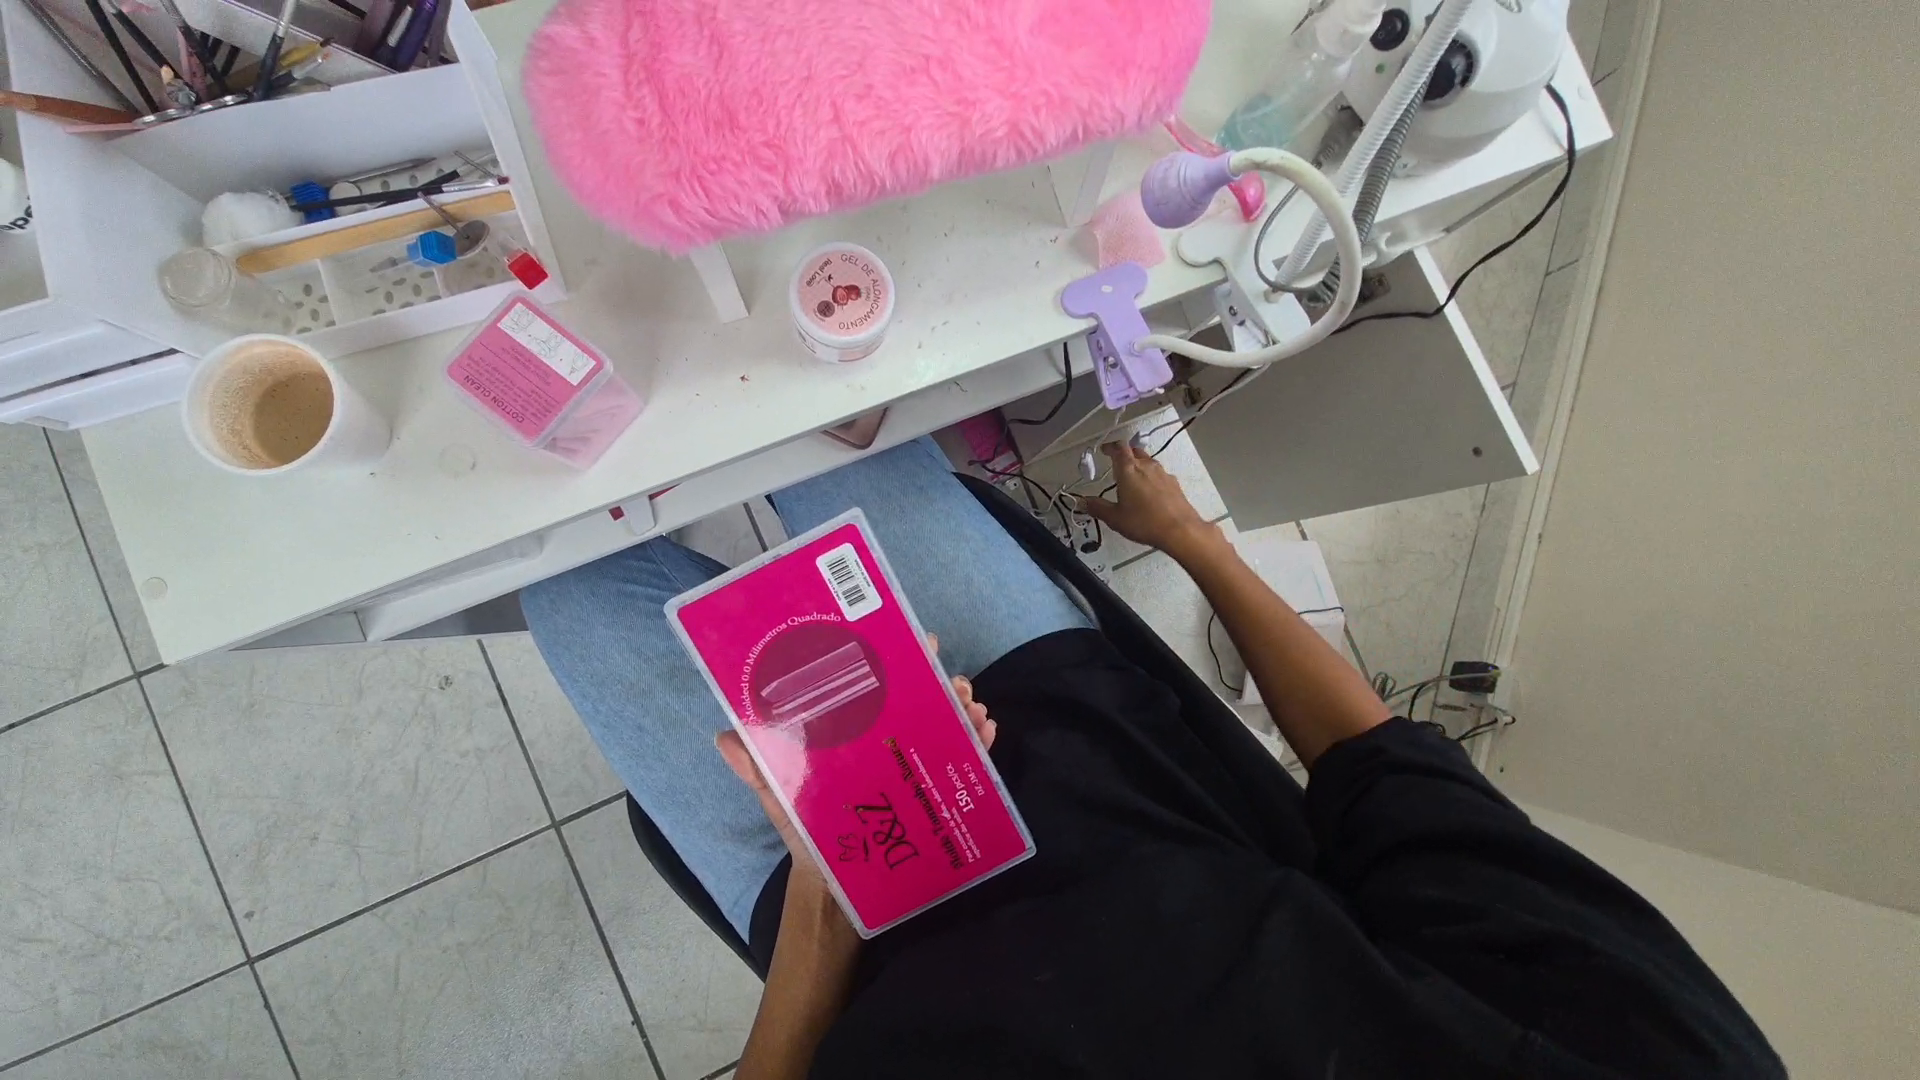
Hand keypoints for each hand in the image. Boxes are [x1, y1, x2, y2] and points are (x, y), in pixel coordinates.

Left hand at [716, 633, 994, 867]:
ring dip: (964, 710)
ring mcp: (914, 766)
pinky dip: (978, 744)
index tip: (924, 643)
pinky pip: (962, 763)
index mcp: (856, 734)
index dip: (903, 661)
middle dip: (943, 684)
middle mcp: (889, 742)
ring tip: (975, 709)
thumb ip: (759, 768)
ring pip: (947, 726)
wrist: (836, 891)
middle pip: (922, 701)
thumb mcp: (782, 798)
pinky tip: (988, 733)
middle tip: (957, 684)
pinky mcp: (934, 794)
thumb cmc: (809, 836)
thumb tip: (725, 735)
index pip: (880, 687)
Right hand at [1080, 441, 1216, 555]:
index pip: (1118, 448)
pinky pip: (1159, 474)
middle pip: (1134, 451)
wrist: (1179, 530)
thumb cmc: (1144, 522)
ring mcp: (1163, 473)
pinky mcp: (1174, 483)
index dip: (1110, 447)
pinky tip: (1149, 492)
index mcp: (1128, 470)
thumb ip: (1097, 507)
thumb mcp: (1115, 518)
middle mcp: (1146, 466)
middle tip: (1116, 463)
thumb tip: (1082, 502)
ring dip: (1139, 465)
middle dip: (1124, 454)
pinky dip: (1151, 477)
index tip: (1105, 450)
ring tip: (1132, 479)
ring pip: (1148, 461)